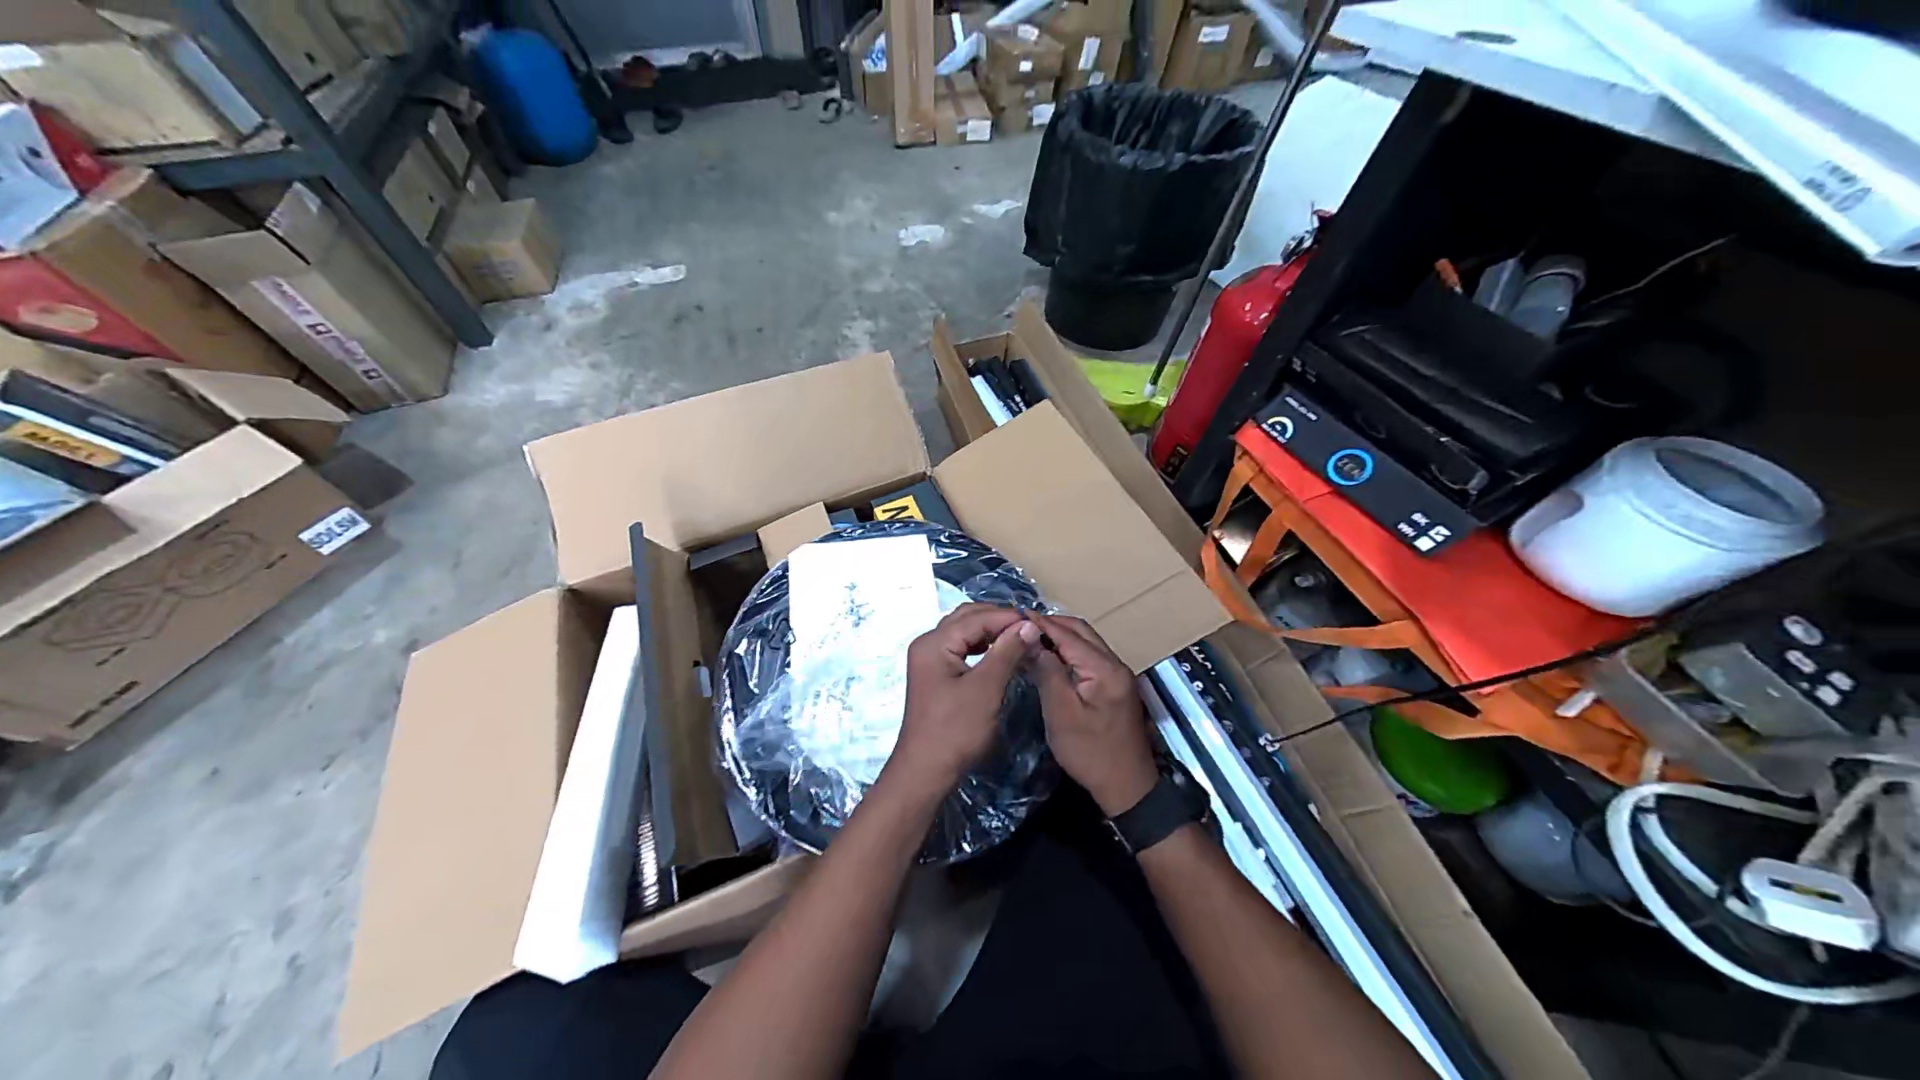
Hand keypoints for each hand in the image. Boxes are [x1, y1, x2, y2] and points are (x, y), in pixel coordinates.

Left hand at [888, 603, 1040, 794]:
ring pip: (964, 632)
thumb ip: (1006, 652)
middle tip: (1031, 629)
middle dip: (999, 620)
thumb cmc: (955, 730)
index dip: (1008, 617)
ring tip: (1020, 638)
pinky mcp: (936, 674)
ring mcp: (930, 659)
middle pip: (967, 619)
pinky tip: (1001, 652)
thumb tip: (1029, 625)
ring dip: (992, 631)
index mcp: (934, 643)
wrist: (926, 770)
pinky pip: (962, 648)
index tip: (1039, 623)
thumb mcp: (985, 688)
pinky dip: (983, 646)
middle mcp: (928, 644)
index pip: (976, 617)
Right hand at [1027, 613, 1159, 816]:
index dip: (1041, 623)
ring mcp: (1118, 674)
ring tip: (1030, 639)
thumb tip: (1031, 640)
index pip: (1068, 634)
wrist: (1127, 786)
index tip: (1013, 616)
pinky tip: (1049, 658)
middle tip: (1019, 626)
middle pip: (1080, 631)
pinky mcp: (1114, 686)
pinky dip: (1068, 651)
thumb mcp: (1062, 713)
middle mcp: (1115, 664)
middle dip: (1050, 624)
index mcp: (1104, 669)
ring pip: (1086, 642)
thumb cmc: (1090, 753)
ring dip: (1059, 636)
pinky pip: (1089, 657)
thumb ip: (1047, 672)